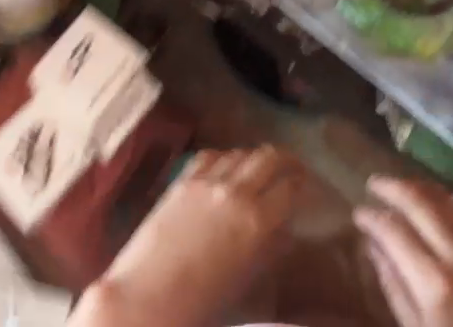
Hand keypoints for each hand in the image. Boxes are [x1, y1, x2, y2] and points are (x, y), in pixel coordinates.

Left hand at [78, 146, 304, 326]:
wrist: (148, 296)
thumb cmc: (203, 300)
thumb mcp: (248, 278)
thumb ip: (271, 247)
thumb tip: (284, 227)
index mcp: (258, 221)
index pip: (290, 188)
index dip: (301, 184)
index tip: (304, 186)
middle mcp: (236, 192)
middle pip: (270, 158)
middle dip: (286, 160)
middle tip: (291, 167)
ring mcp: (208, 182)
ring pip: (241, 152)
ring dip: (255, 158)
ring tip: (258, 167)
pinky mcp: (183, 180)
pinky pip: (211, 155)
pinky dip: (225, 157)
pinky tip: (226, 166)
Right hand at [355, 177, 452, 326]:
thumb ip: (395, 289)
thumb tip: (373, 247)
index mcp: (433, 285)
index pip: (395, 232)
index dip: (373, 218)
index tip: (358, 213)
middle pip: (421, 206)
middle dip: (393, 188)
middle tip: (373, 184)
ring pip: (446, 202)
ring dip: (420, 188)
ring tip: (399, 185)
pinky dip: (446, 199)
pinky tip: (435, 199)